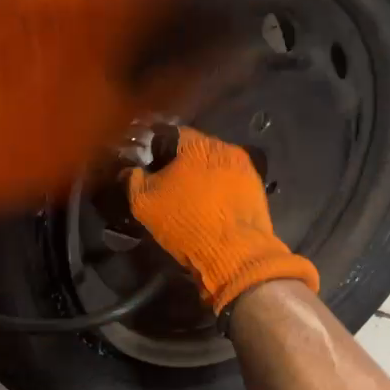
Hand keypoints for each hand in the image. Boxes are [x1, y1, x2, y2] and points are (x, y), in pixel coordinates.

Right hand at [126, 127, 317, 309]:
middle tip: (168, 186)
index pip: (171, 135)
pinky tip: (210, 211)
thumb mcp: (145, 204)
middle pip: (196, 151)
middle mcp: (226, 148)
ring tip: (190, 201)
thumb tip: (131, 171)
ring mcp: (246, 169)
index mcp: (198, 144)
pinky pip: (230, 185)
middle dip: (182, 165)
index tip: (148, 167)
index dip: (156, 150)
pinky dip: (219, 193)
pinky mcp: (257, 190)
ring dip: (203, 179)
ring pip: (215, 168)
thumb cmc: (187, 222)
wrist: (236, 254)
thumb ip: (134, 180)